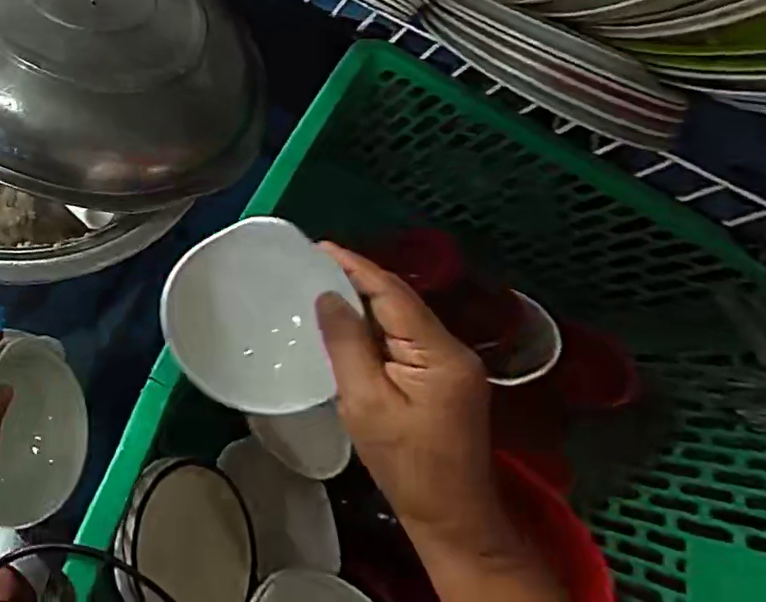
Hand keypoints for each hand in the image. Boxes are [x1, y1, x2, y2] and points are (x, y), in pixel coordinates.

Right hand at [315, 240, 495, 541]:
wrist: (451, 517)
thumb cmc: (406, 462)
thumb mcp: (365, 401)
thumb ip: (346, 342)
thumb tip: (327, 296)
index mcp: (440, 354)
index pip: (393, 294)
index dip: (356, 266)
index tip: (319, 247)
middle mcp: (452, 350)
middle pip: (400, 300)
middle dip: (357, 277)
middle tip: (312, 261)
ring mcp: (450, 364)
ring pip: (400, 316)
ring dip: (363, 298)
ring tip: (321, 281)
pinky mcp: (441, 377)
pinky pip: (402, 335)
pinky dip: (372, 321)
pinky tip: (346, 317)